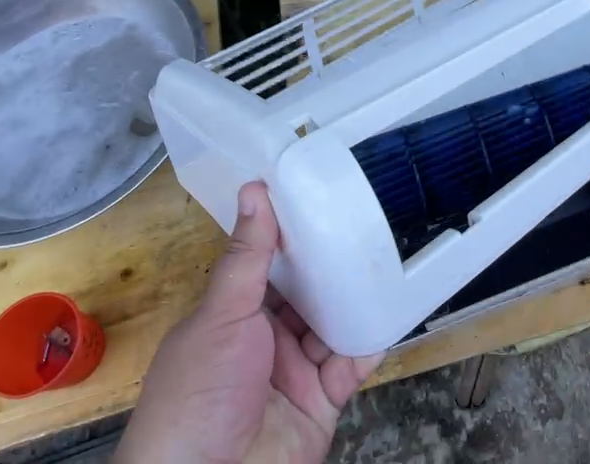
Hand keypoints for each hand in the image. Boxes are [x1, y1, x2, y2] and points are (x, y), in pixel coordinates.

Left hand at [116, 182, 381, 463]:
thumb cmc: (199, 394)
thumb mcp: (221, 316)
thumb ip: (248, 257)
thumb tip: (254, 188)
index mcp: (233, 317)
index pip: (270, 266)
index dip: (296, 235)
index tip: (328, 194)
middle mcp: (265, 341)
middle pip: (308, 295)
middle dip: (334, 265)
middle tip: (372, 219)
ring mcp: (295, 372)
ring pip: (333, 324)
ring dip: (356, 298)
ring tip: (391, 255)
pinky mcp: (322, 402)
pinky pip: (352, 365)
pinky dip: (370, 341)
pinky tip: (391, 309)